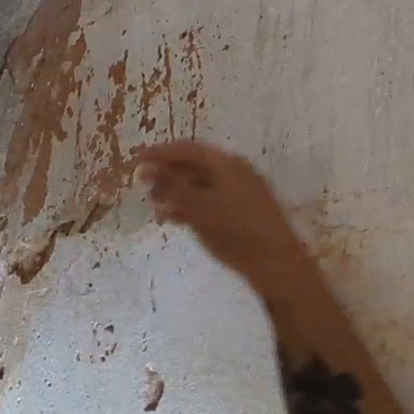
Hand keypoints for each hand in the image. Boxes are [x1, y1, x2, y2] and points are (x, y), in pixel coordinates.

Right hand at [134, 141, 295, 280]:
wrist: (276, 264)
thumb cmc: (233, 229)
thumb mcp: (196, 206)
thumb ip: (171, 184)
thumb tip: (149, 167)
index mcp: (226, 164)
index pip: (186, 149)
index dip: (160, 152)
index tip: (137, 160)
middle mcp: (235, 172)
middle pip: (194, 165)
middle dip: (167, 174)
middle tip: (144, 185)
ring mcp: (243, 191)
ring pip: (202, 185)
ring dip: (177, 192)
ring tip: (156, 205)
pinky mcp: (246, 210)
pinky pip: (212, 200)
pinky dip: (192, 205)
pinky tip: (175, 218)